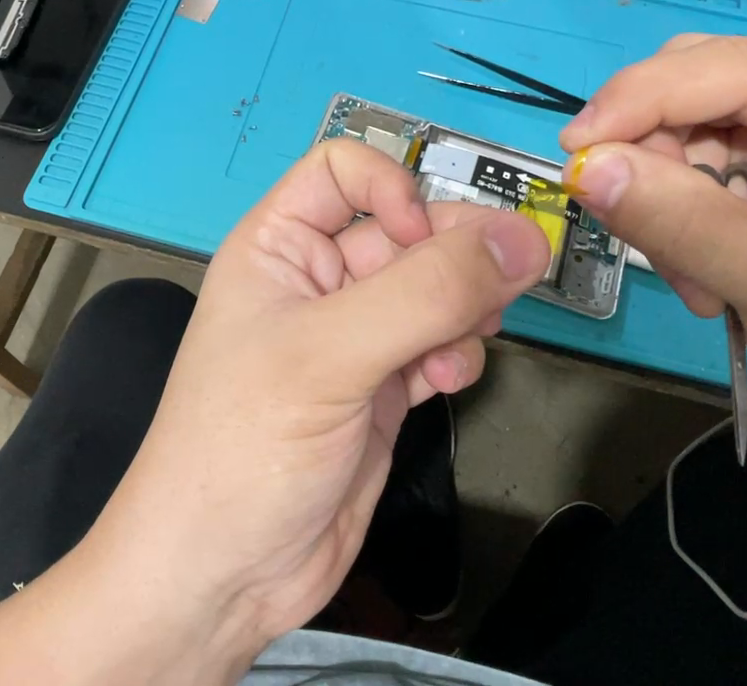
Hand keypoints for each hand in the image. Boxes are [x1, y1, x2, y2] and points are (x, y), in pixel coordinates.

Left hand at [76, 140, 551, 675]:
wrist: (224, 576)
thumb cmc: (245, 447)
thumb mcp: (329, 355)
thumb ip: (427, 292)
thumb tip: (522, 238)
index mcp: (278, 245)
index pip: (344, 170)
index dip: (393, 188)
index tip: (425, 238)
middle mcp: (318, 279)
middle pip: (408, 229)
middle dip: (454, 254)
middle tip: (499, 289)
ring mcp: (355, 334)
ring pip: (436, 286)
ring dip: (463, 308)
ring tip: (459, 347)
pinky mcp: (384, 385)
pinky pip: (441, 341)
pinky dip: (456, 353)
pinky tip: (443, 384)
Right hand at [558, 35, 746, 465]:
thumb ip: (685, 224)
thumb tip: (583, 168)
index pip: (733, 68)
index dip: (642, 97)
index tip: (572, 151)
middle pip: (701, 84)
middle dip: (655, 155)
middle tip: (642, 229)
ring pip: (686, 122)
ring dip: (663, 194)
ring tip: (692, 274)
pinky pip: (695, 157)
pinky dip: (677, 209)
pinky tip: (703, 265)